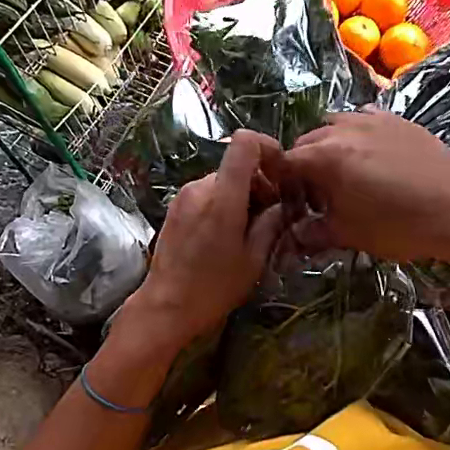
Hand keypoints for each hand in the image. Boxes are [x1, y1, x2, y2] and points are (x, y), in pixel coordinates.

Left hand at [117, 130, 285, 351]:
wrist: (166, 306)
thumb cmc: (214, 287)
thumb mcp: (254, 259)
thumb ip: (271, 223)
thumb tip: (283, 204)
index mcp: (223, 197)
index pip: (244, 143)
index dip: (268, 147)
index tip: (281, 172)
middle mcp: (200, 187)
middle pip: (237, 165)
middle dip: (260, 182)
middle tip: (272, 214)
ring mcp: (184, 195)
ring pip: (224, 180)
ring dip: (243, 195)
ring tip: (250, 228)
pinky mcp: (176, 206)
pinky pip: (208, 193)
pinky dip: (225, 202)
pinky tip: (228, 233)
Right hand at [285, 111, 449, 263]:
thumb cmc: (398, 225)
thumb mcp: (349, 233)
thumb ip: (314, 233)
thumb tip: (293, 238)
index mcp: (325, 155)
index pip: (286, 162)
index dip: (283, 184)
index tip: (292, 204)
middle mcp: (345, 128)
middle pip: (308, 141)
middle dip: (305, 165)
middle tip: (317, 194)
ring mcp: (374, 119)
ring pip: (337, 125)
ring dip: (331, 146)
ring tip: (345, 174)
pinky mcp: (399, 121)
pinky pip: (366, 120)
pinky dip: (359, 135)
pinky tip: (372, 158)